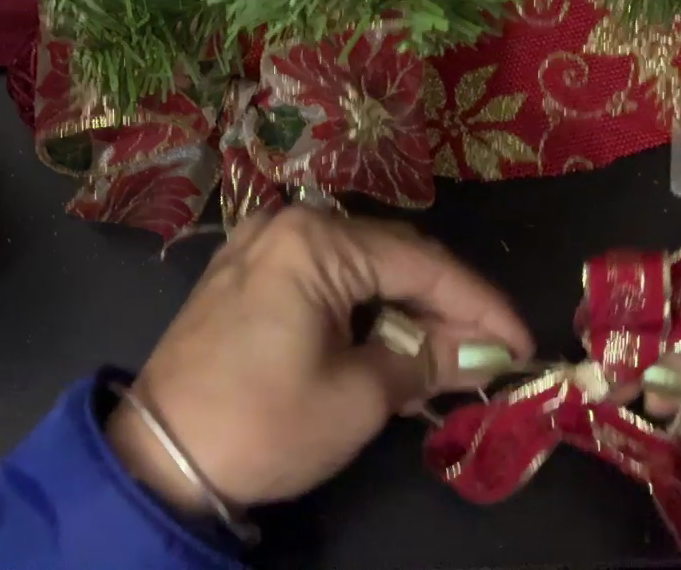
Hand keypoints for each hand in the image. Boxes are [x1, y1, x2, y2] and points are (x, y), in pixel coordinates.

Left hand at [107, 206, 532, 513]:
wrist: (158, 456)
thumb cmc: (262, 423)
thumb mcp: (356, 397)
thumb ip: (425, 361)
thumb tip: (484, 353)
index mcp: (313, 241)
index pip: (420, 262)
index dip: (479, 303)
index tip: (522, 342)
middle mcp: (287, 225)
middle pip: (389, 254)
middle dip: (443, 303)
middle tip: (487, 351)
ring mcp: (260, 244)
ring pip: (356, 263)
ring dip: (403, 304)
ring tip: (445, 350)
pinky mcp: (245, 271)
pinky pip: (321, 275)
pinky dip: (360, 304)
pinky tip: (386, 336)